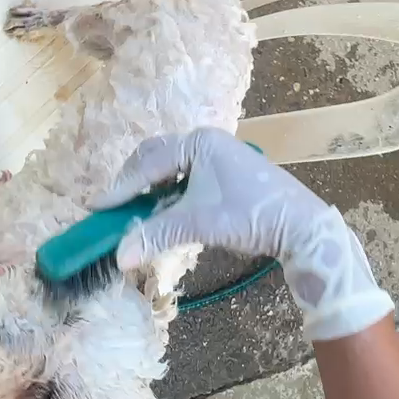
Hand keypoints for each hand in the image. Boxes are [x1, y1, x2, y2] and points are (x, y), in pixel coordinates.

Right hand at [95, 128, 394, 342]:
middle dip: (132, 181)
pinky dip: (169, 193)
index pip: (148, 163)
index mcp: (197, 143)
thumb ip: (156, 235)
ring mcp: (217, 156)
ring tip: (133, 210)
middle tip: (113, 206)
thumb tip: (118, 257)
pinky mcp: (226, 172)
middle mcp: (205, 142)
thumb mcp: (199, 224)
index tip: (96, 206)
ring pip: (171, 167)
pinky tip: (163, 211)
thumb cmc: (249, 214)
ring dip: (151, 188)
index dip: (120, 187)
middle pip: (156, 157)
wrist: (302, 225)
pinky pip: (186, 176)